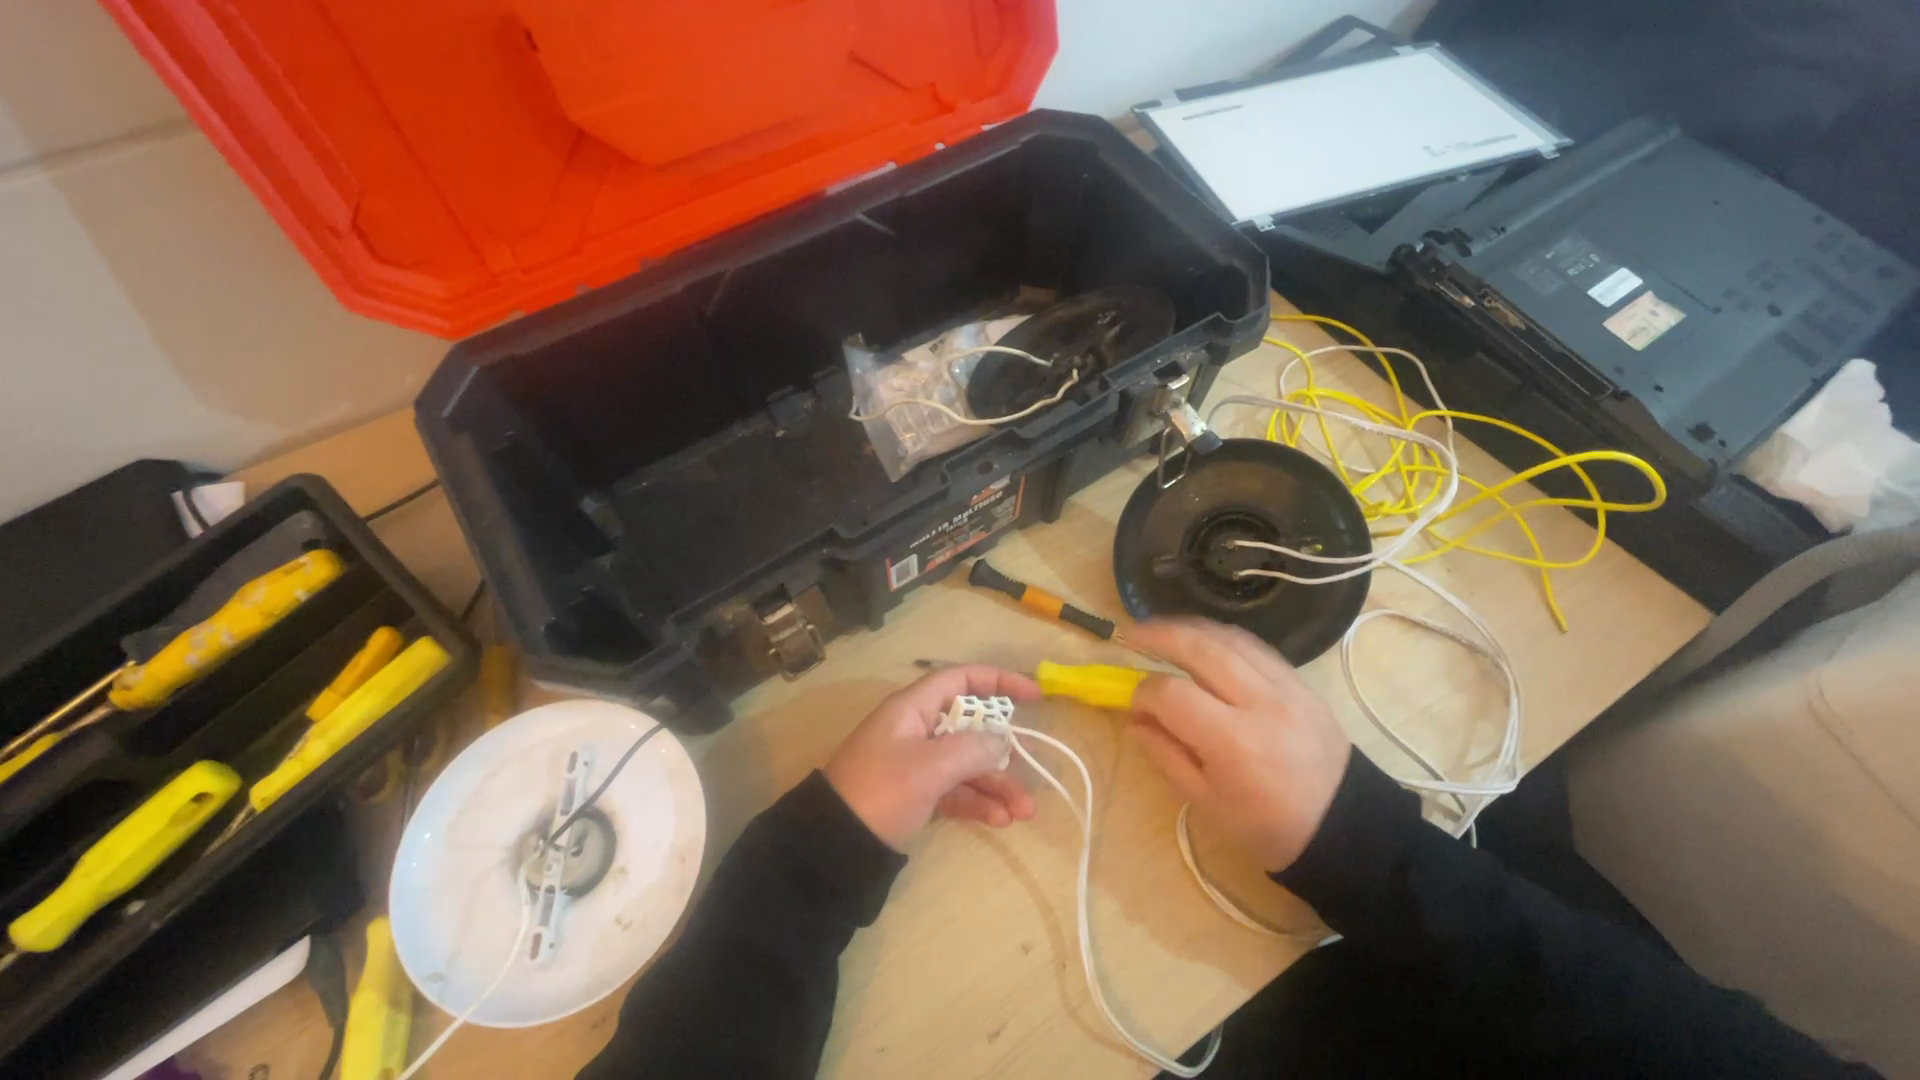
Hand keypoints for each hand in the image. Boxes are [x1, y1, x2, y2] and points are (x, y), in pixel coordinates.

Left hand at [826, 666, 1041, 850]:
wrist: (836, 842)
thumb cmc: (882, 790)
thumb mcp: (929, 767)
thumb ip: (972, 749)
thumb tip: (1002, 742)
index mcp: (913, 708)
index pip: (961, 680)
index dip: (998, 682)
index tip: (1033, 696)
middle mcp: (918, 729)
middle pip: (971, 728)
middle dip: (1004, 751)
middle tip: (1033, 767)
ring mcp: (917, 763)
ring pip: (967, 764)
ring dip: (997, 785)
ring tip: (1025, 812)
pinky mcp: (917, 793)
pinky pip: (956, 789)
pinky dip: (978, 802)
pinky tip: (1001, 821)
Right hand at [1124, 619, 1350, 872]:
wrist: (1344, 827)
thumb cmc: (1267, 827)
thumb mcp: (1206, 802)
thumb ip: (1165, 754)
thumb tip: (1133, 718)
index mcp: (1233, 742)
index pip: (1172, 694)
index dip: (1143, 693)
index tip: (1133, 704)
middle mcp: (1260, 703)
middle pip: (1201, 649)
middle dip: (1159, 636)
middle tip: (1132, 634)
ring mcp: (1287, 687)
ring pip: (1230, 639)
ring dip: (1190, 628)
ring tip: (1163, 631)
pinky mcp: (1302, 683)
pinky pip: (1256, 647)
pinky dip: (1223, 638)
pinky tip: (1205, 642)